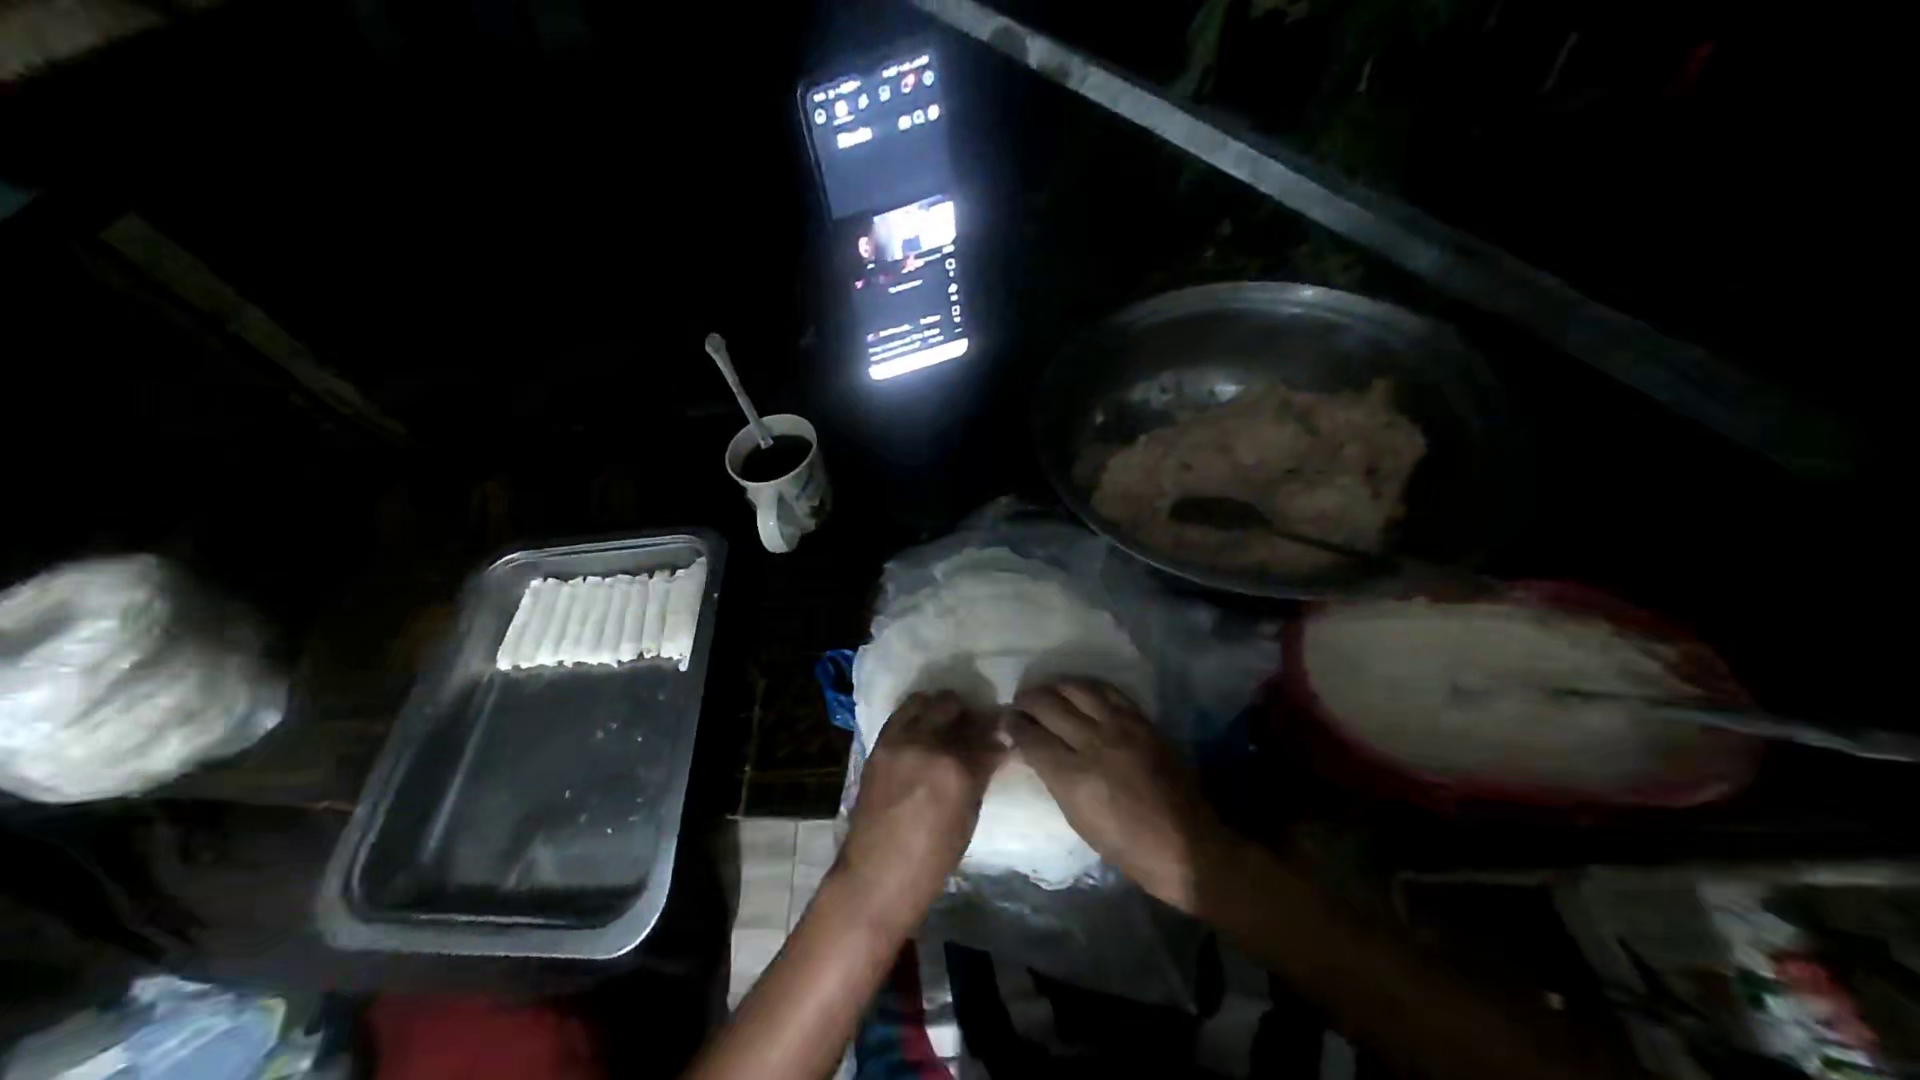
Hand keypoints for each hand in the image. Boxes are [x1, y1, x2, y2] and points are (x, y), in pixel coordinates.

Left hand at [838, 691, 1002, 928]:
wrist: (876, 874)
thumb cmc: (931, 859)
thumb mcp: (968, 817)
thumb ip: (980, 776)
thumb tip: (994, 751)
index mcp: (956, 768)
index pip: (985, 736)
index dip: (996, 735)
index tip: (999, 736)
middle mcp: (926, 744)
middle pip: (952, 705)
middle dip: (967, 714)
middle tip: (973, 728)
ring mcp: (898, 741)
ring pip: (924, 702)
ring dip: (939, 708)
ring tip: (946, 725)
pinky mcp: (879, 745)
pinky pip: (901, 715)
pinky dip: (916, 716)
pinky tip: (924, 731)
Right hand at [1008, 680, 1232, 912]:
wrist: (1185, 842)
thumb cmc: (1125, 844)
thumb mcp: (1077, 817)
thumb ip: (1053, 777)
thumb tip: (1033, 750)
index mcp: (1073, 777)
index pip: (1031, 736)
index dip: (1013, 724)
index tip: (1006, 720)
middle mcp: (1094, 743)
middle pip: (1048, 705)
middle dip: (1027, 700)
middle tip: (1020, 703)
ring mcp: (1121, 727)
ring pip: (1077, 688)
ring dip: (1054, 686)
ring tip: (1046, 691)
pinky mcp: (1142, 721)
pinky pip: (1108, 690)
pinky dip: (1087, 686)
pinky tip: (1078, 690)